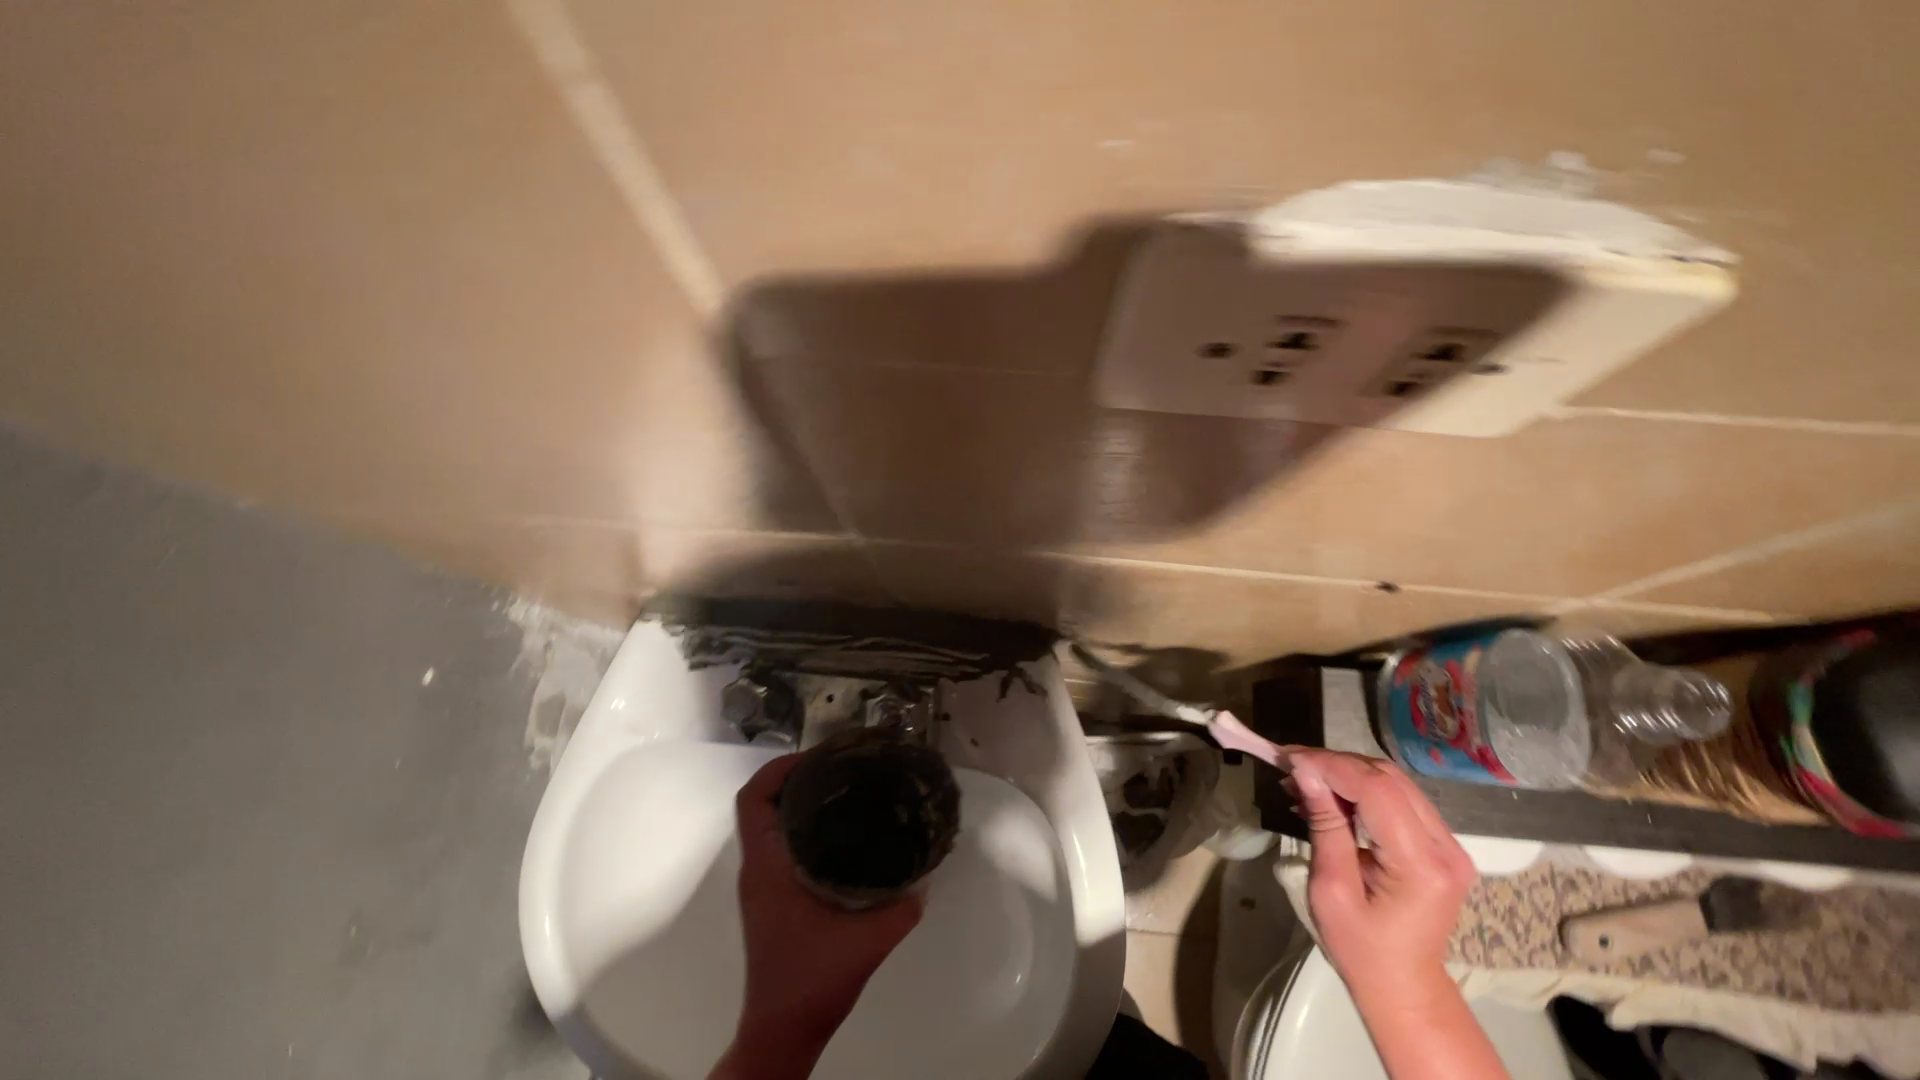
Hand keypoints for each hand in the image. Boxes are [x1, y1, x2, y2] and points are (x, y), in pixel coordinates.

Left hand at [711, 754, 923, 1079]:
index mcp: (767, 868)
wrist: (781, 1031)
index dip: (778, 768)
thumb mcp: (867, 941)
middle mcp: (757, 870)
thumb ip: (902, 907)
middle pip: (762, 805)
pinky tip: (841, 837)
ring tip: (845, 793)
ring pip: (770, 827)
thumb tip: (924, 876)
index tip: (818, 757)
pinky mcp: (770, 900)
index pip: (753, 799)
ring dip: (798, 804)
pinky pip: (779, 847)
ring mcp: (760, 886)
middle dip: (796, 778)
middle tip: (841, 769)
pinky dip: (803, 829)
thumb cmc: (812, 981)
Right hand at [1282, 749, 1477, 1002]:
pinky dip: (1362, 788)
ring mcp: (1450, 844)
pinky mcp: (1443, 843)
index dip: (1330, 766)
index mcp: (1421, 865)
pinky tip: (1330, 794)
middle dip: (1335, 764)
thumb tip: (1306, 774)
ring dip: (1346, 772)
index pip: (1377, 790)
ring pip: (1395, 782)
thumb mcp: (1330, 889)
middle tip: (1290, 764)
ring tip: (1304, 778)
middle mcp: (1446, 847)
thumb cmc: (1360, 948)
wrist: (1403, 983)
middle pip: (1388, 778)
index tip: (1288, 758)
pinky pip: (1400, 798)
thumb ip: (1325, 827)